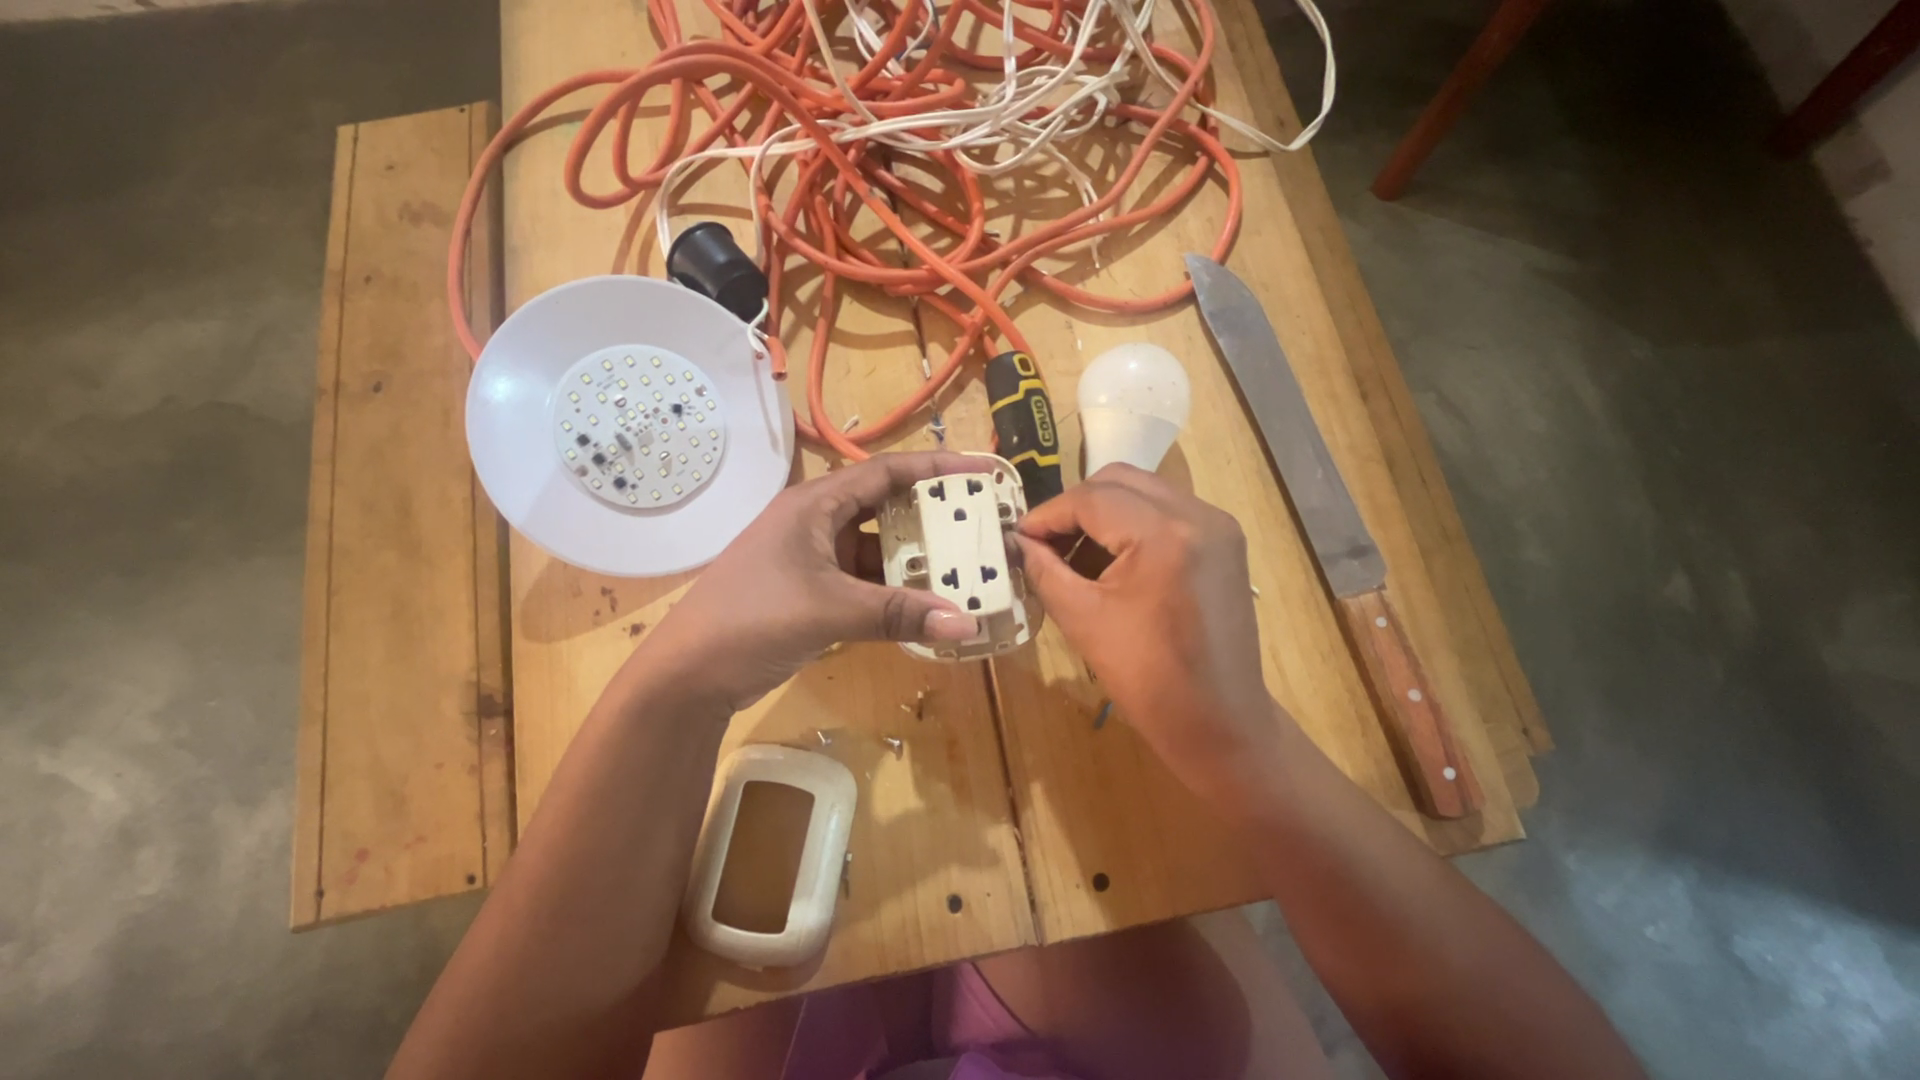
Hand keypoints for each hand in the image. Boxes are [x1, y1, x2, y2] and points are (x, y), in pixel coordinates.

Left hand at [642, 452, 985, 711]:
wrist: (688, 674)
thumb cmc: (752, 619)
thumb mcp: (829, 611)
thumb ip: (899, 614)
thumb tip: (968, 624)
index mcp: (814, 505)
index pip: (886, 472)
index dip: (937, 469)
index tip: (983, 473)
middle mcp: (815, 523)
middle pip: (886, 508)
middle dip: (933, 517)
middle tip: (982, 526)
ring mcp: (812, 559)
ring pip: (877, 551)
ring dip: (916, 562)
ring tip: (967, 570)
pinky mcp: (811, 593)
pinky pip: (865, 584)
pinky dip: (894, 594)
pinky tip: (928, 608)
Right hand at [1013, 465, 1289, 803]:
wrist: (1219, 721)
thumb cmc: (1146, 678)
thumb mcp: (1082, 619)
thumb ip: (1044, 569)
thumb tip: (1019, 541)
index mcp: (1164, 534)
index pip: (1092, 498)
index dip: (1049, 514)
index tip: (1020, 537)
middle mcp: (1199, 515)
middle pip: (1120, 481)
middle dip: (1077, 506)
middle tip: (1046, 542)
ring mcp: (1219, 526)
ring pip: (1146, 492)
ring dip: (1106, 513)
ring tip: (1075, 555)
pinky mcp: (1226, 543)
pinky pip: (1169, 512)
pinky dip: (1135, 525)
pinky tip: (1113, 561)